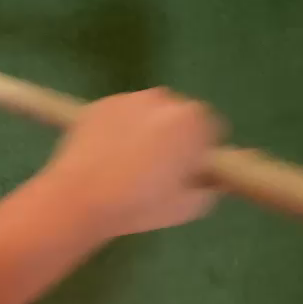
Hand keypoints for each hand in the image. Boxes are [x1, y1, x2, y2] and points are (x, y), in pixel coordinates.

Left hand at [42, 88, 222, 237]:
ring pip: (148, 112)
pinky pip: (120, 114)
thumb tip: (223, 173)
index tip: (185, 171)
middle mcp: (164, 99)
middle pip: (180, 116)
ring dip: (146, 128)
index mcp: (193, 121)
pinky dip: (119, 127)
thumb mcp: (190, 204)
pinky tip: (107, 153)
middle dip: (174, 135)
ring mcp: (128, 98)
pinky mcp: (99, 104)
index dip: (201, 152)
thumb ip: (216, 183)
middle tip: (156, 167)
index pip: (212, 130)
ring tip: (128, 161)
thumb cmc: (139, 205)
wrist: (79, 198)